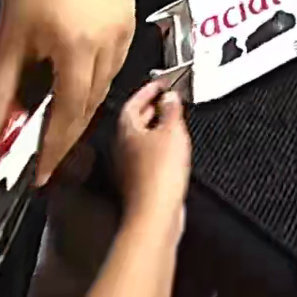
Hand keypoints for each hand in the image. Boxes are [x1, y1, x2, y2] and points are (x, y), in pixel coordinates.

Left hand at [0, 0, 135, 185]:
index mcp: (80, 48)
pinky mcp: (132, 10)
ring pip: (110, 77)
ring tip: (61, 107)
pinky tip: (80, 68)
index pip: (71, 112)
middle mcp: (112, 38)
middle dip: (70, 126)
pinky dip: (100, 71)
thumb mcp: (6, 45)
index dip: (56, 147)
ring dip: (86, 98)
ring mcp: (127, 23)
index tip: (41, 175)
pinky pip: (120, 54)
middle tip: (47, 146)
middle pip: (94, 98)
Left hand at [116, 80, 191, 226]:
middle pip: (134, 121)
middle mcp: (123, 149)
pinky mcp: (140, 182)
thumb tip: (170, 97)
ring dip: (156, 125)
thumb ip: (171, 109)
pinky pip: (147, 155)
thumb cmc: (159, 173)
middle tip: (167, 97)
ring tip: (173, 118)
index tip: (160, 83)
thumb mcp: (172, 129)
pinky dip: (159, 145)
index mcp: (126, 132)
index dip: (147, 90)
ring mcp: (129, 167)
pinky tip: (173, 147)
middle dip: (151, 107)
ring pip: (140, 138)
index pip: (132, 103)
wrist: (156, 213)